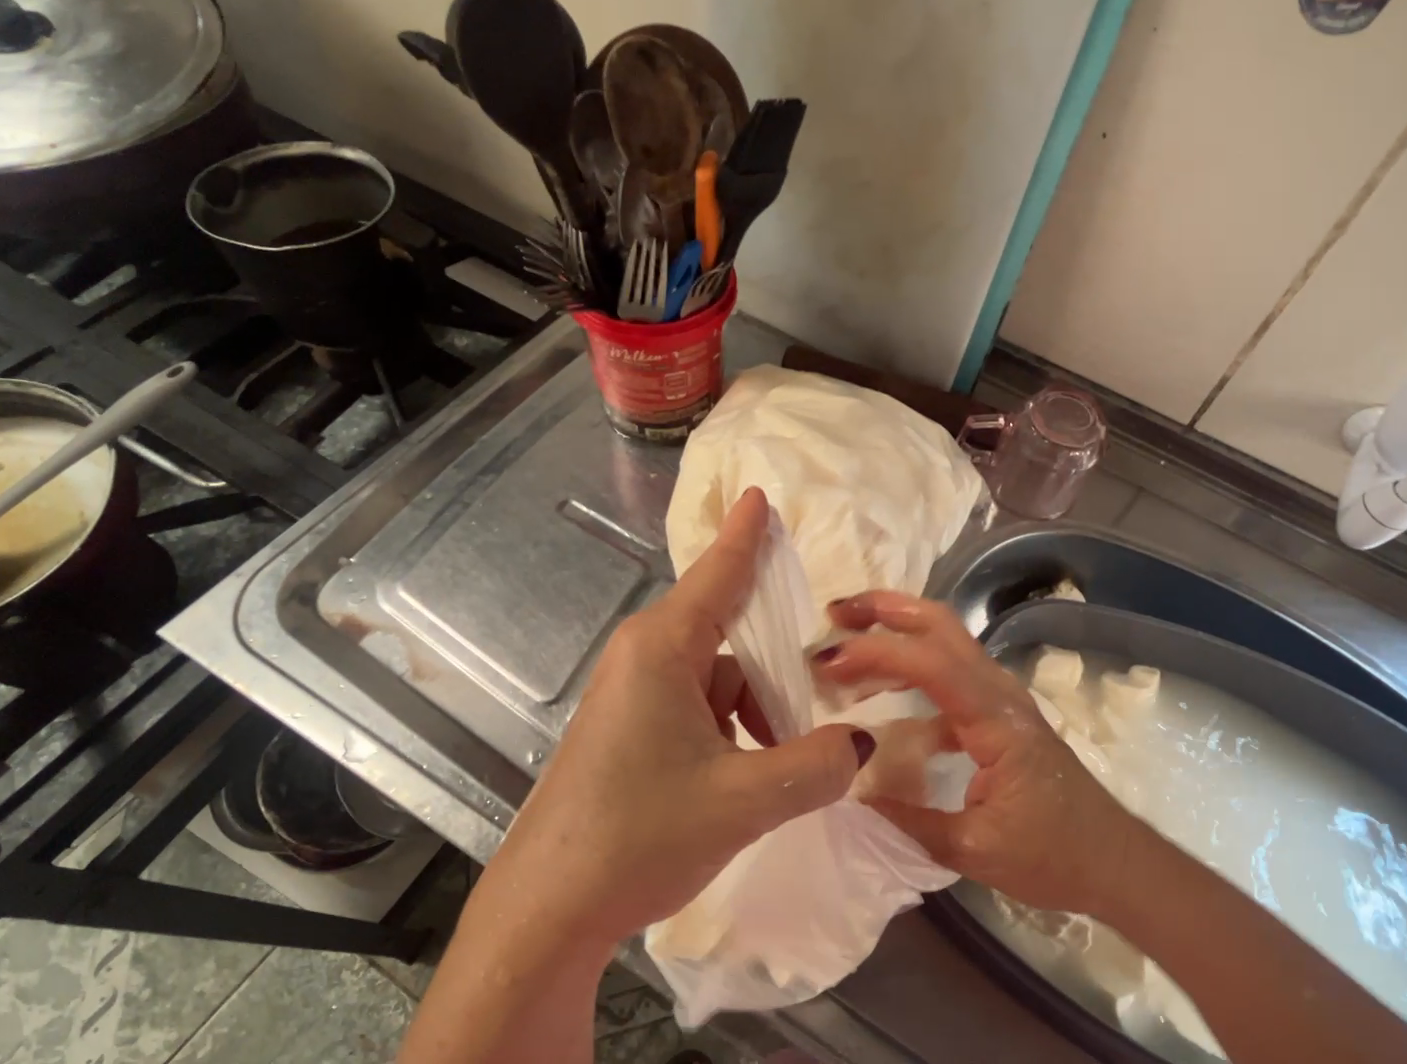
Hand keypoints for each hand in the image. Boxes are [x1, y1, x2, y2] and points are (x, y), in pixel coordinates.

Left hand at [502, 488, 871, 944]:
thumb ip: (816, 765)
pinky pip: (696, 710)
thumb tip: (860, 744)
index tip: (760, 494)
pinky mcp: (627, 733)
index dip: (747, 535)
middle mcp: (644, 659)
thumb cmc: (639, 837)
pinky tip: (747, 782)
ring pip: (718, 682)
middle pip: (730, 638)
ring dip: (758, 714)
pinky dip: (731, 734)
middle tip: (820, 709)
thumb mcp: (744, 801)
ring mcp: (631, 697)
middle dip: (777, 672)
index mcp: (664, 650)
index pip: (719, 574)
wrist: (546, 912)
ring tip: (783, 769)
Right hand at [813, 592, 1152, 916]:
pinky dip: (909, 668)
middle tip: (834, 614)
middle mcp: (999, 693)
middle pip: (941, 626)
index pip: (930, 663)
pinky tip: (879, 694)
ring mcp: (1001, 699)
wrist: (1114, 862)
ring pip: (945, 642)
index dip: (876, 654)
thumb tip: (851, 790)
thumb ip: (909, 820)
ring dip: (896, 632)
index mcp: (996, 719)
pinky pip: (949, 674)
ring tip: (845, 647)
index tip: (826, 664)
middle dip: (886, 609)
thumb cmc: (1053, 857)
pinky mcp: (998, 714)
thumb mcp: (973, 850)